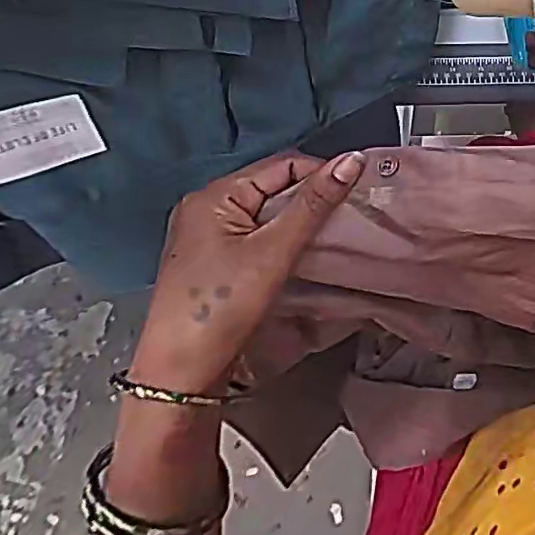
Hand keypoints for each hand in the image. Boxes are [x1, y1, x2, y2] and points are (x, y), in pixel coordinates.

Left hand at [131, 151, 365, 390]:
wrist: (180, 374)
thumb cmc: (221, 308)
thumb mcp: (275, 250)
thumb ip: (315, 203)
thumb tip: (351, 161)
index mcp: (214, 195)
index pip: (283, 164)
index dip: (321, 173)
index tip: (354, 193)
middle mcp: (206, 207)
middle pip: (274, 184)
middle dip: (312, 195)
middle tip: (346, 214)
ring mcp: (207, 234)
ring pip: (268, 209)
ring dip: (299, 216)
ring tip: (329, 232)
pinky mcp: (213, 258)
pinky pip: (257, 231)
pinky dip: (283, 235)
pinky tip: (302, 251)